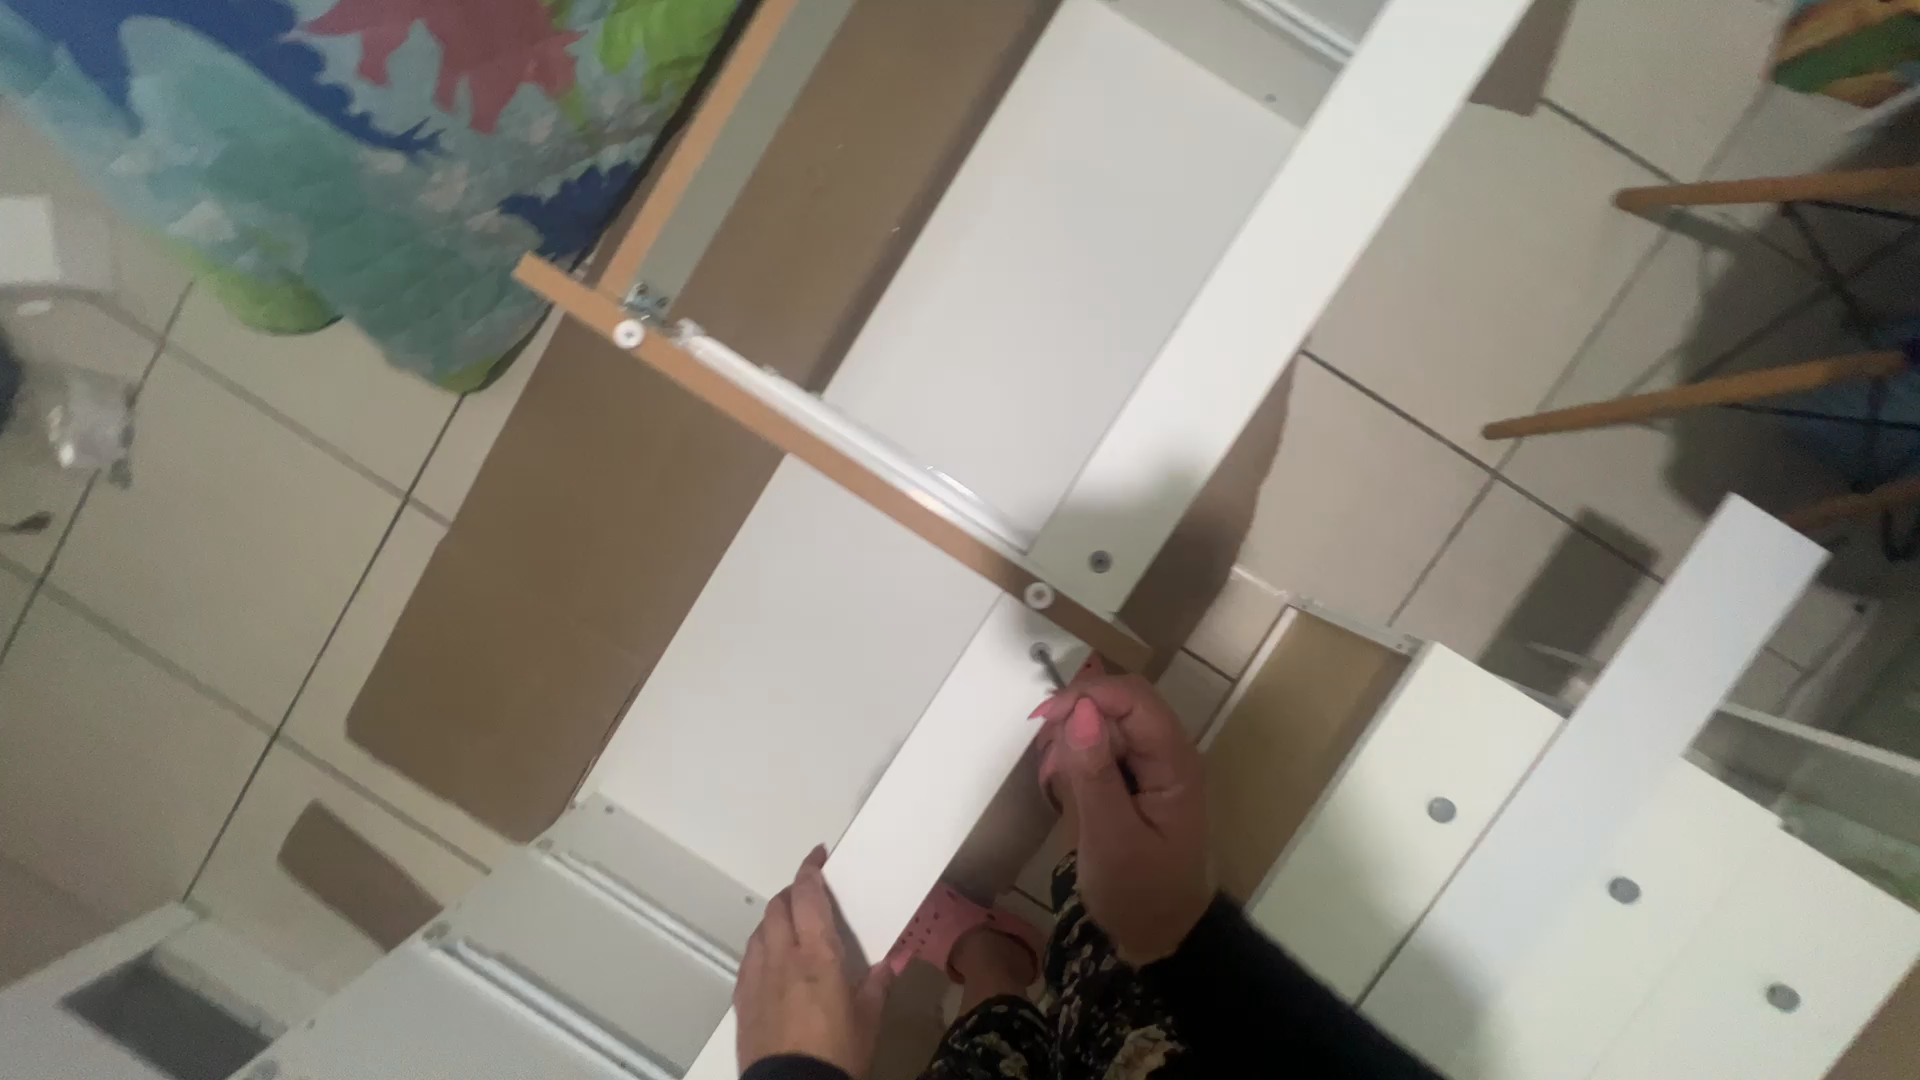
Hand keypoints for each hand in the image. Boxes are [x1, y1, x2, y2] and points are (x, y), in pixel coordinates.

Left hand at [735, 846, 894, 1077]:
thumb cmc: (837, 1051)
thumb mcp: (868, 1018)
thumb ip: (878, 983)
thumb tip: (894, 960)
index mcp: (817, 952)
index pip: (807, 894)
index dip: (810, 868)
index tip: (818, 854)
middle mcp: (783, 955)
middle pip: (779, 905)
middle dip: (794, 892)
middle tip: (810, 895)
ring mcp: (758, 977)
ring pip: (760, 929)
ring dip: (775, 919)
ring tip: (791, 926)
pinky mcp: (742, 1000)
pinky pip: (749, 959)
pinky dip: (761, 947)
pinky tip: (772, 961)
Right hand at [1033, 674, 1212, 964]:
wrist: (1163, 938)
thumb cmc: (1140, 895)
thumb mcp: (1111, 840)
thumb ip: (1094, 774)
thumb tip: (1079, 711)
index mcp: (1175, 763)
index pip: (1134, 699)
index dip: (1088, 695)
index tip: (1044, 720)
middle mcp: (1168, 752)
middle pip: (1119, 703)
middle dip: (1076, 717)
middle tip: (1045, 759)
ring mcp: (1154, 763)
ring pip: (1107, 720)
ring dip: (1073, 739)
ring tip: (1053, 781)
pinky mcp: (1138, 775)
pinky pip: (1103, 745)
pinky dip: (1077, 757)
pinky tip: (1063, 785)